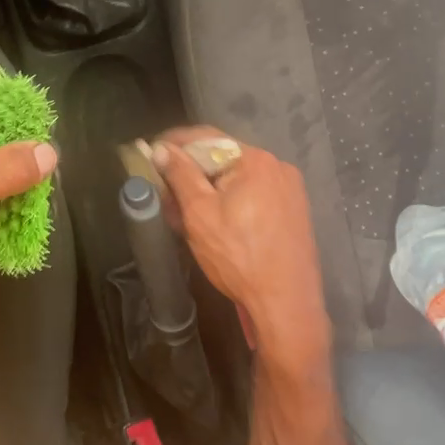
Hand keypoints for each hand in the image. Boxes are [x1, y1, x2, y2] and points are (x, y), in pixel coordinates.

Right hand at [154, 127, 328, 364]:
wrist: (287, 306)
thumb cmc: (239, 257)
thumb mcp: (200, 214)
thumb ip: (180, 175)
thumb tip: (160, 148)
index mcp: (255, 160)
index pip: (207, 137)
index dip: (175, 144)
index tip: (150, 153)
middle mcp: (277, 167)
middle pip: (223, 158)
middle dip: (192, 172)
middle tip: (166, 191)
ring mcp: (289, 190)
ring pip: (238, 178)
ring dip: (210, 189)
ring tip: (186, 213)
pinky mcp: (294, 212)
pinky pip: (255, 195)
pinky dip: (232, 202)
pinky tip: (216, 224)